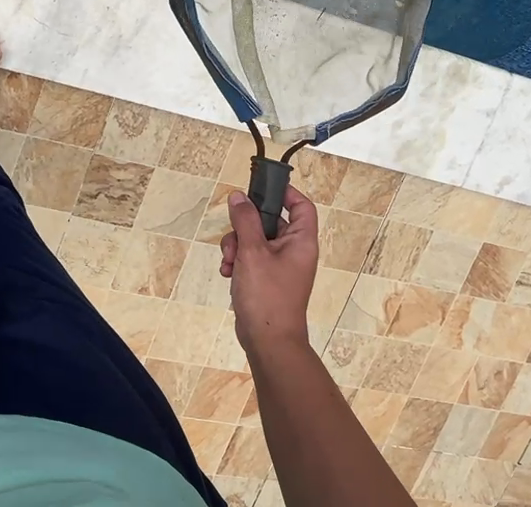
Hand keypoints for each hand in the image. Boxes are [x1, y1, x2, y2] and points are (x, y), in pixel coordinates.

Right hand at [220, 185, 318, 354]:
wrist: (268, 342)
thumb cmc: (267, 294)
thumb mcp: (252, 252)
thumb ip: (245, 220)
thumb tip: (239, 196)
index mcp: (301, 241)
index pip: (302, 206)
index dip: (285, 192)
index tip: (261, 188)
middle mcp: (294, 250)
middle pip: (270, 221)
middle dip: (245, 226)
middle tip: (233, 236)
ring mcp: (281, 265)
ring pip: (255, 239)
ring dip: (237, 246)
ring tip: (230, 262)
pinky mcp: (267, 278)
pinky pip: (251, 257)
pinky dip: (238, 261)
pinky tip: (228, 273)